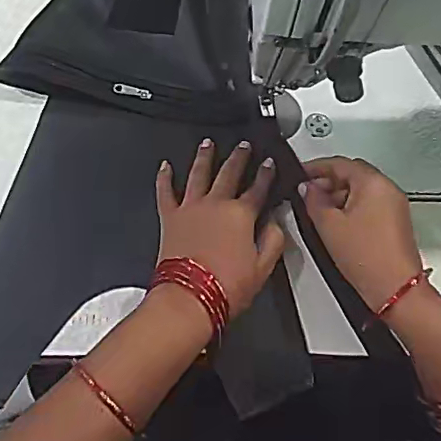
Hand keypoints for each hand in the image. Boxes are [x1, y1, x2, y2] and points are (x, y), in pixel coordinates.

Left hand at [155, 139, 285, 317]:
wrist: (189, 297)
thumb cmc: (224, 286)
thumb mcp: (263, 268)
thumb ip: (273, 241)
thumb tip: (275, 225)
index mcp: (240, 215)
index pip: (258, 189)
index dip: (265, 174)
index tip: (268, 163)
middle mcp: (215, 205)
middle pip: (229, 173)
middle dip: (238, 157)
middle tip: (242, 146)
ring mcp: (190, 208)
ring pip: (198, 173)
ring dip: (204, 157)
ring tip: (208, 144)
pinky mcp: (170, 218)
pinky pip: (165, 191)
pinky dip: (164, 177)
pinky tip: (165, 166)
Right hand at [300, 157, 426, 309]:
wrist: (395, 289)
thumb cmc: (369, 259)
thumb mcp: (328, 225)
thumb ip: (313, 199)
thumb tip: (308, 188)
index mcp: (373, 183)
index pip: (340, 163)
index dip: (316, 167)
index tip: (302, 174)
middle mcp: (388, 190)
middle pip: (352, 174)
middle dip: (328, 182)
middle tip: (308, 193)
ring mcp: (395, 206)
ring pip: (361, 190)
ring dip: (339, 196)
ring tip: (320, 213)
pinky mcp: (396, 222)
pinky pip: (370, 205)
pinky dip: (352, 208)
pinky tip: (337, 225)